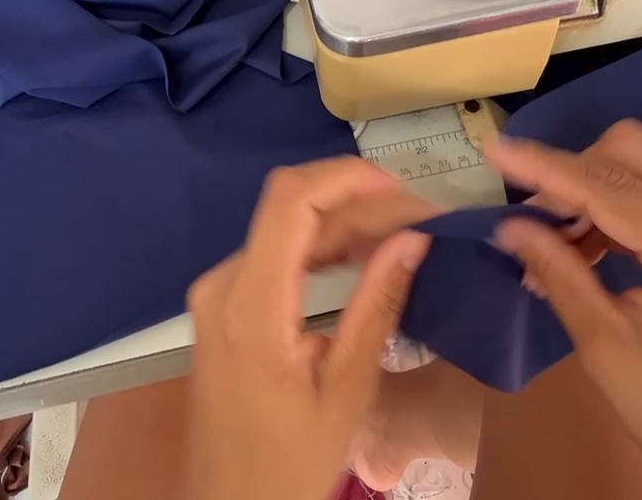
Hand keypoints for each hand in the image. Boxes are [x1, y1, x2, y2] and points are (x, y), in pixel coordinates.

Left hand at [186, 157, 437, 499]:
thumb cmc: (290, 464)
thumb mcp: (346, 389)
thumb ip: (379, 303)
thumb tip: (416, 236)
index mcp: (249, 306)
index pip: (292, 201)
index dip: (346, 177)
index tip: (401, 187)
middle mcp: (223, 281)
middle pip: (294, 210)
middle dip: (360, 203)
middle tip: (421, 218)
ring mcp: (219, 289)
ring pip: (289, 227)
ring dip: (346, 223)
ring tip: (405, 232)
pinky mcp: (226, 301)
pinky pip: (279, 253)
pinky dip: (324, 246)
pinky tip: (366, 253)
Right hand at [487, 121, 641, 499]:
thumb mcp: (604, 347)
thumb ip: (557, 271)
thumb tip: (506, 222)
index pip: (616, 189)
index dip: (550, 168)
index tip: (496, 152)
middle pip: (636, 152)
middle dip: (575, 171)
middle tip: (535, 214)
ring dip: (592, 185)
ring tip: (557, 236)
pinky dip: (614, 201)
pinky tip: (588, 241)